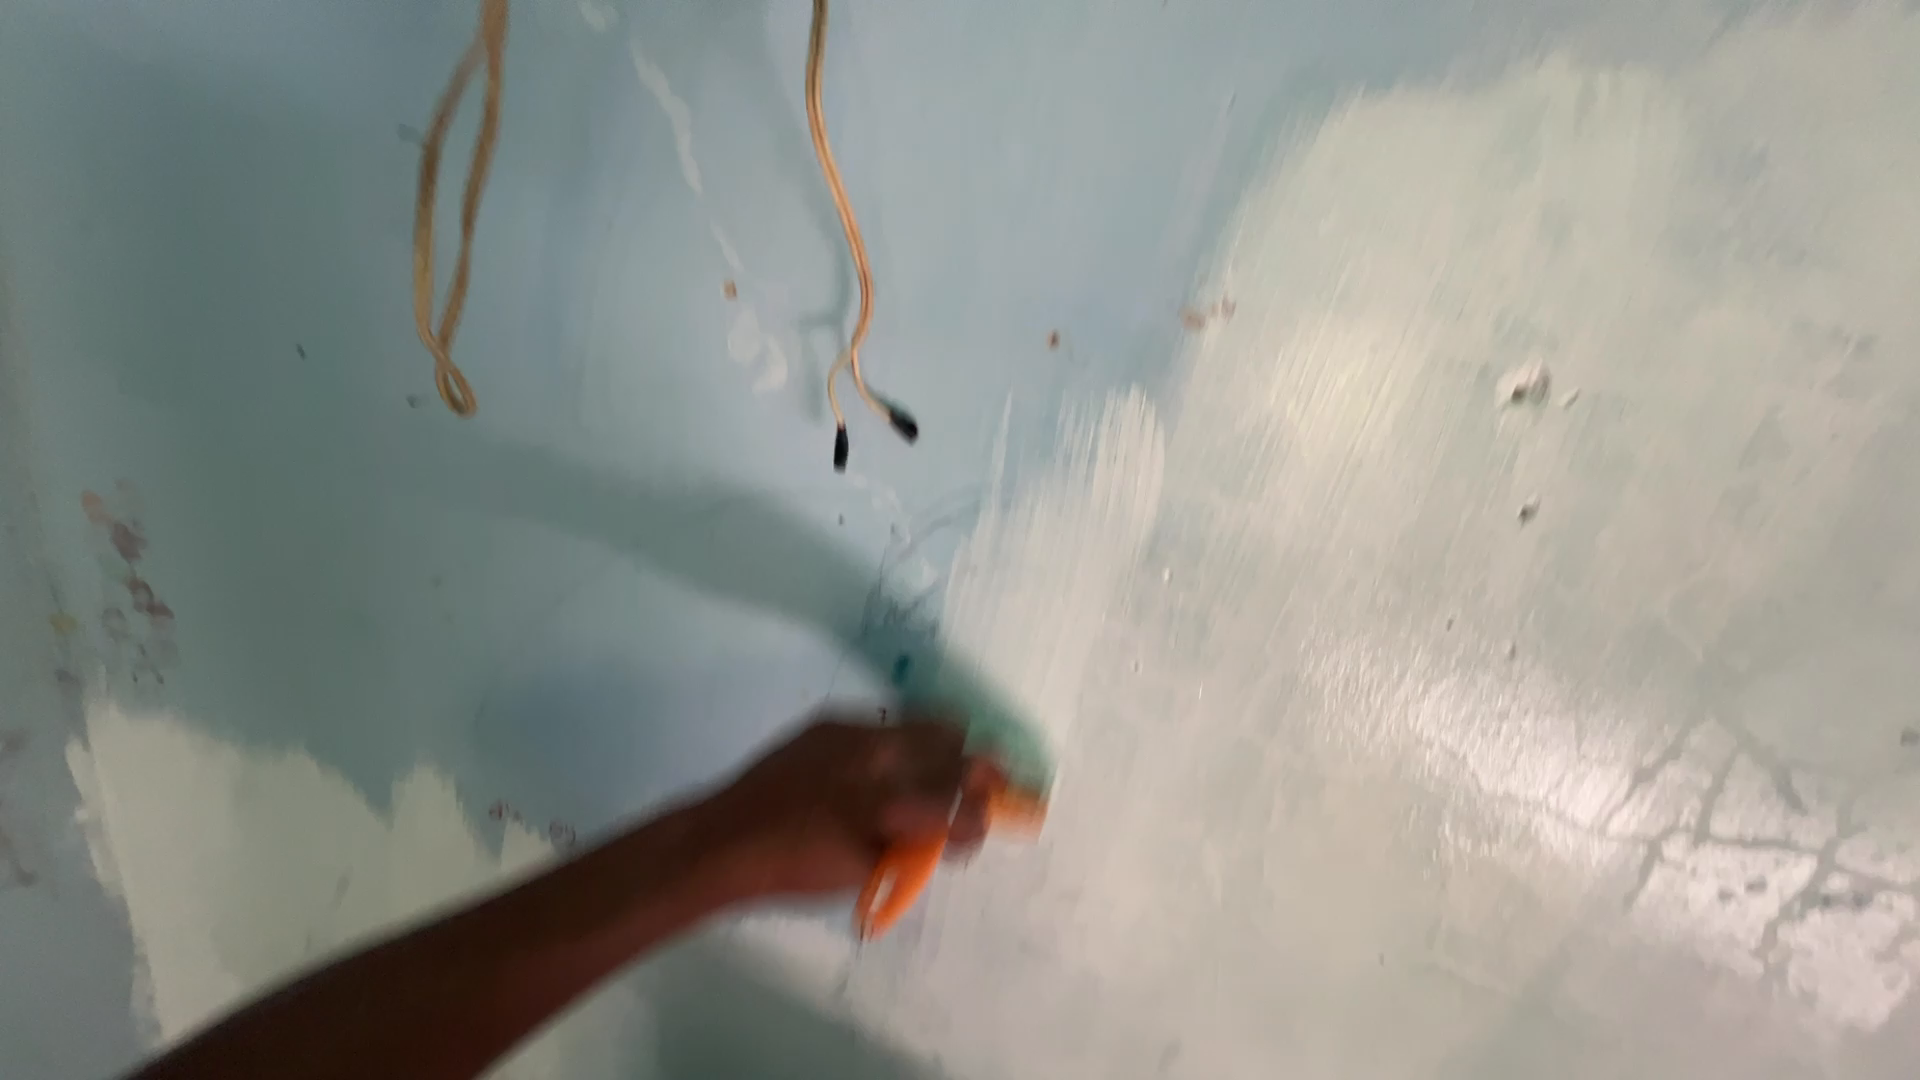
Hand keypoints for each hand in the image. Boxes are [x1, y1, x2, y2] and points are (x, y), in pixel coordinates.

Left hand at [699, 708, 1006, 900]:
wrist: (724, 838)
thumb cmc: (794, 869)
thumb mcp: (864, 869)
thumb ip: (914, 845)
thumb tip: (950, 827)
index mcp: (887, 806)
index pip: (958, 799)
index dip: (982, 805)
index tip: (991, 808)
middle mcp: (877, 757)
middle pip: (951, 742)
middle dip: (974, 762)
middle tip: (983, 778)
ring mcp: (852, 732)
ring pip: (921, 723)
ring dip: (941, 744)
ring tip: (942, 763)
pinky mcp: (829, 722)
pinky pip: (883, 724)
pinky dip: (899, 741)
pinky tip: (886, 761)